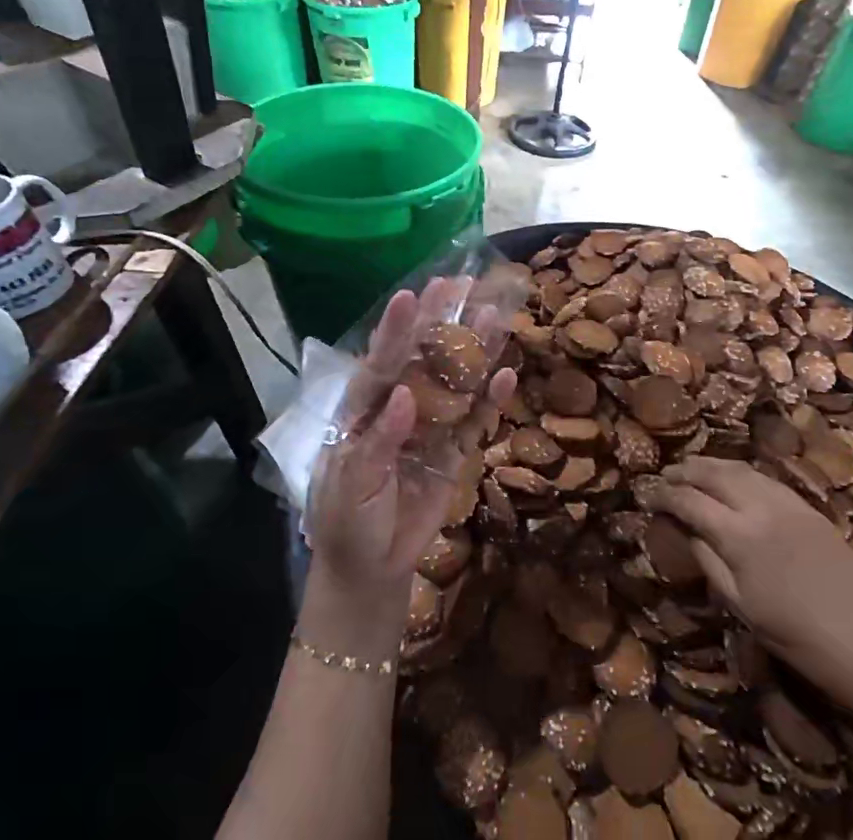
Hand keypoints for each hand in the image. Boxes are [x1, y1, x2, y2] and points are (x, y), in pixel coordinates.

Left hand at [303, 284, 514, 637]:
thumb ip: (380, 440)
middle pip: (420, 361)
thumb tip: (405, 396)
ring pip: (453, 384)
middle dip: (437, 323)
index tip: (409, 296)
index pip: (379, 365)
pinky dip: (490, 400)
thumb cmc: (347, 523)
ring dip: (471, 352)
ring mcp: (428, 429)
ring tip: (493, 314)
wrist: (370, 569)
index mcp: (363, 412)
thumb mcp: (352, 484)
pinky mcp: (453, 454)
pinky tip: (506, 373)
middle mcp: (397, 410)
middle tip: (459, 284)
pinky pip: (474, 423)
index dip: (394, 332)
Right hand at [642, 458, 852, 703]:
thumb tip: (683, 529)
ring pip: (742, 469)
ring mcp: (790, 504)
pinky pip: (766, 479)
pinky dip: (741, 473)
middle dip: (685, 470)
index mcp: (739, 535)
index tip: (646, 496)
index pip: (689, 500)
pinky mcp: (810, 508)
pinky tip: (733, 481)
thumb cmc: (795, 636)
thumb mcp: (738, 604)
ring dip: (712, 465)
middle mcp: (762, 507)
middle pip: (714, 474)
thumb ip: (707, 559)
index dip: (663, 495)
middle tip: (664, 475)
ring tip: (692, 470)